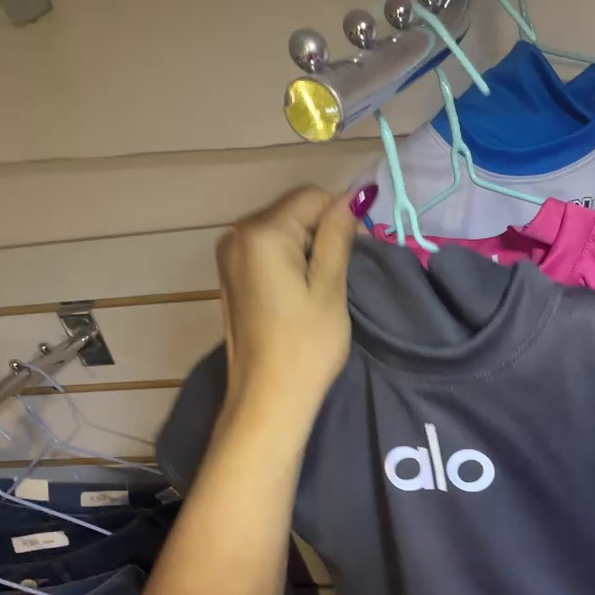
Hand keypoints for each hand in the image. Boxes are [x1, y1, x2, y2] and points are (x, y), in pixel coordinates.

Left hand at [213, 184, 372, 415]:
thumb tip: (352, 198)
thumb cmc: (307, 345)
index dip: (343, 213)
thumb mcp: (331, 288)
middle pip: (293, 210)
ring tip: (328, 283)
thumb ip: (338, 236)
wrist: (269, 397)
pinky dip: (292, 259)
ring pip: (281, 230)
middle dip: (324, 228)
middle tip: (349, 268)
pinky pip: (268, 250)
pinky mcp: (231, 276)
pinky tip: (305, 290)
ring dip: (309, 245)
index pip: (311, 197)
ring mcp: (230, 256)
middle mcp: (238, 234)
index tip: (364, 247)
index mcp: (262, 233)